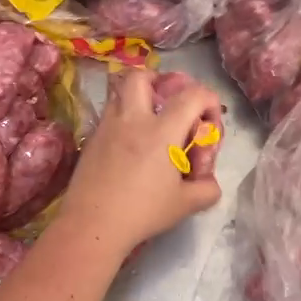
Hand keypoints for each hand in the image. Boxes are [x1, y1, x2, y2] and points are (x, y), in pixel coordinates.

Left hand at [56, 70, 222, 255]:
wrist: (92, 224)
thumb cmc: (142, 213)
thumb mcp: (185, 204)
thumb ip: (206, 188)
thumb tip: (208, 182)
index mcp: (162, 131)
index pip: (193, 95)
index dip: (209, 102)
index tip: (208, 126)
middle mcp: (133, 120)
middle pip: (141, 76)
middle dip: (159, 83)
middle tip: (168, 106)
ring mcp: (107, 126)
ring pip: (118, 91)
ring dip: (136, 98)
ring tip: (148, 123)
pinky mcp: (91, 139)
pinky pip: (107, 114)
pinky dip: (121, 119)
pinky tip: (128, 146)